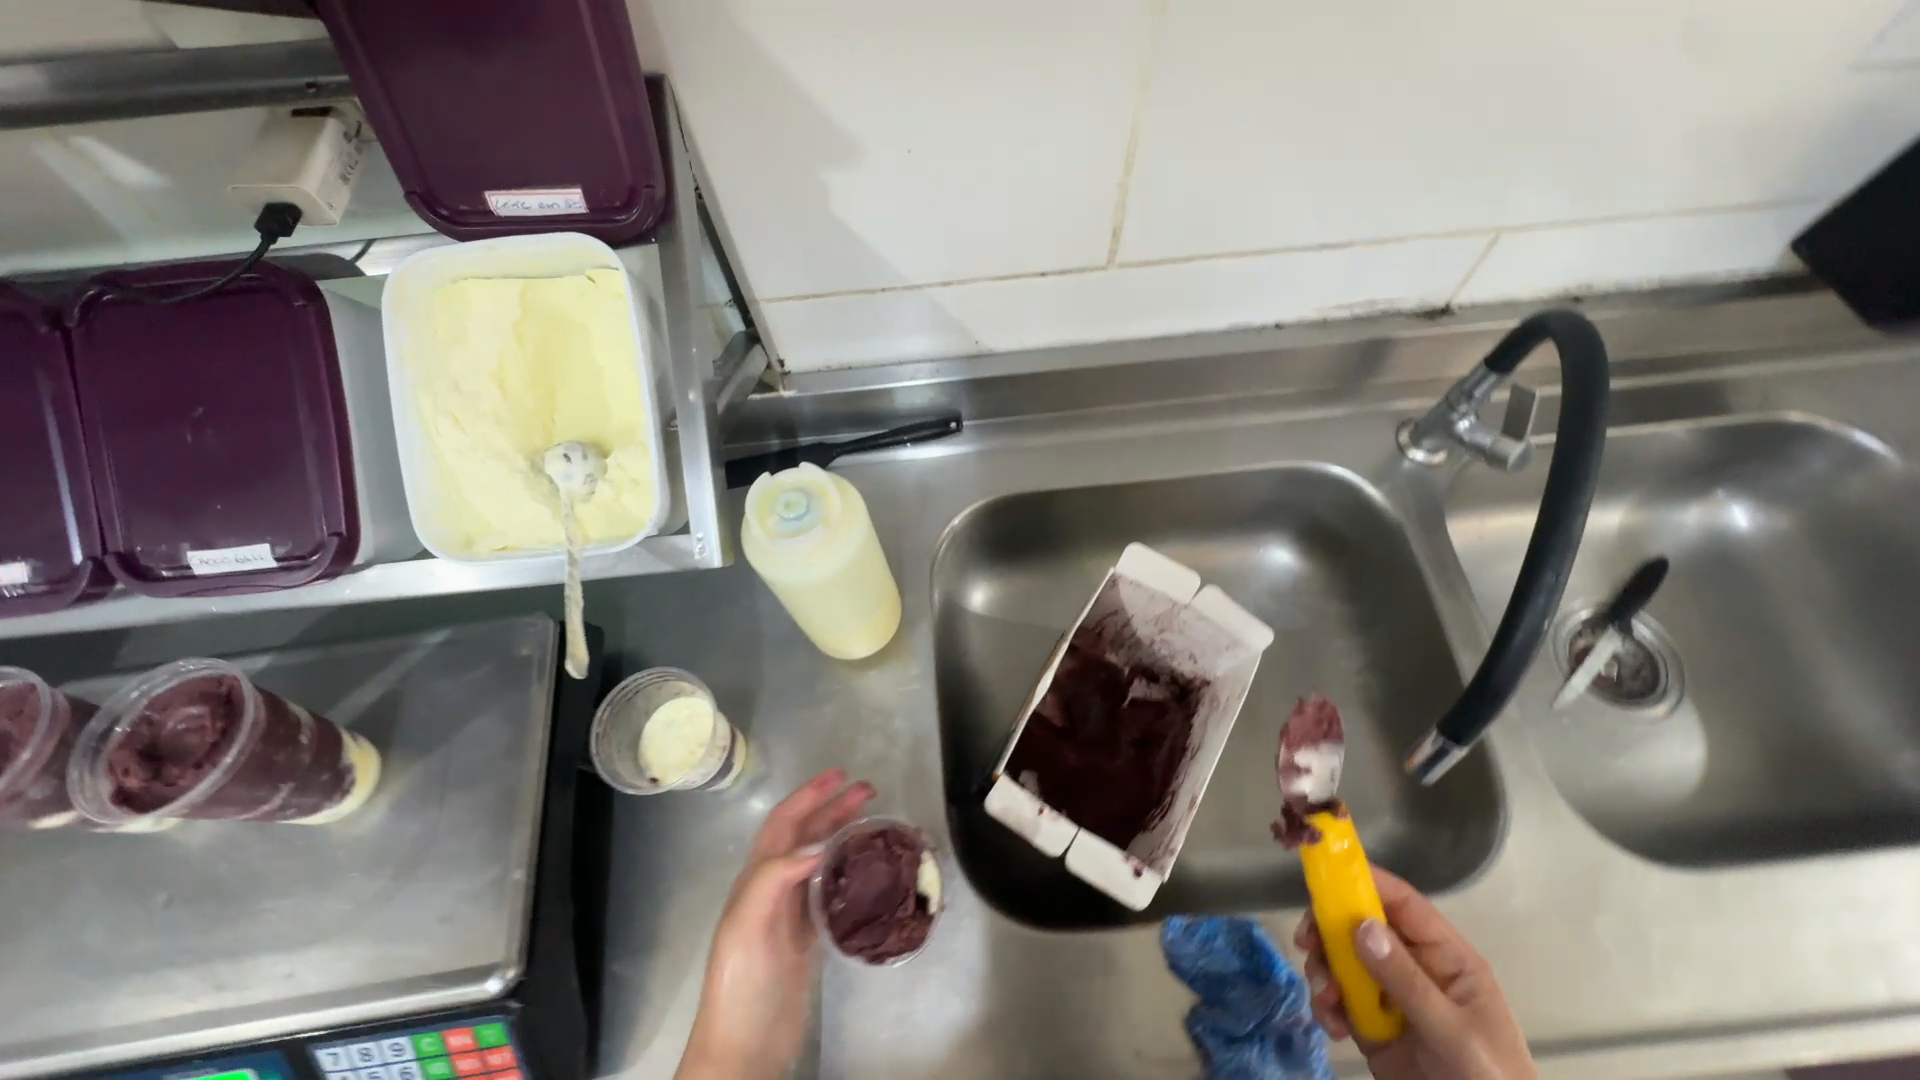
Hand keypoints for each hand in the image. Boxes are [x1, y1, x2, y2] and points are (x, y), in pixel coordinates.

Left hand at [675, 769, 874, 1079]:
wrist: (744, 1043)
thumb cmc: (742, 981)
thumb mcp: (747, 924)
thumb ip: (774, 878)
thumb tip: (819, 844)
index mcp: (756, 878)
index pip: (784, 823)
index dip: (809, 796)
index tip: (840, 776)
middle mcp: (773, 887)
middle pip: (804, 834)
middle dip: (833, 807)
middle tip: (869, 791)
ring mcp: (791, 911)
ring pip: (819, 857)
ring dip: (842, 832)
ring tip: (874, 818)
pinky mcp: (808, 935)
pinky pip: (830, 888)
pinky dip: (849, 868)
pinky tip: (869, 868)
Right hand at [1294, 869, 1534, 1079]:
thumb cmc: (1487, 1079)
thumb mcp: (1453, 1032)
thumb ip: (1407, 981)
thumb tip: (1361, 925)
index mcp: (1445, 957)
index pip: (1402, 903)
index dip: (1365, 881)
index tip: (1323, 876)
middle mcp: (1415, 968)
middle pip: (1360, 926)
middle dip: (1328, 931)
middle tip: (1305, 943)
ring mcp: (1391, 996)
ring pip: (1342, 960)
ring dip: (1323, 971)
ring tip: (1325, 998)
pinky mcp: (1372, 1025)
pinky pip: (1338, 998)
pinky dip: (1326, 1006)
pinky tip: (1333, 1027)